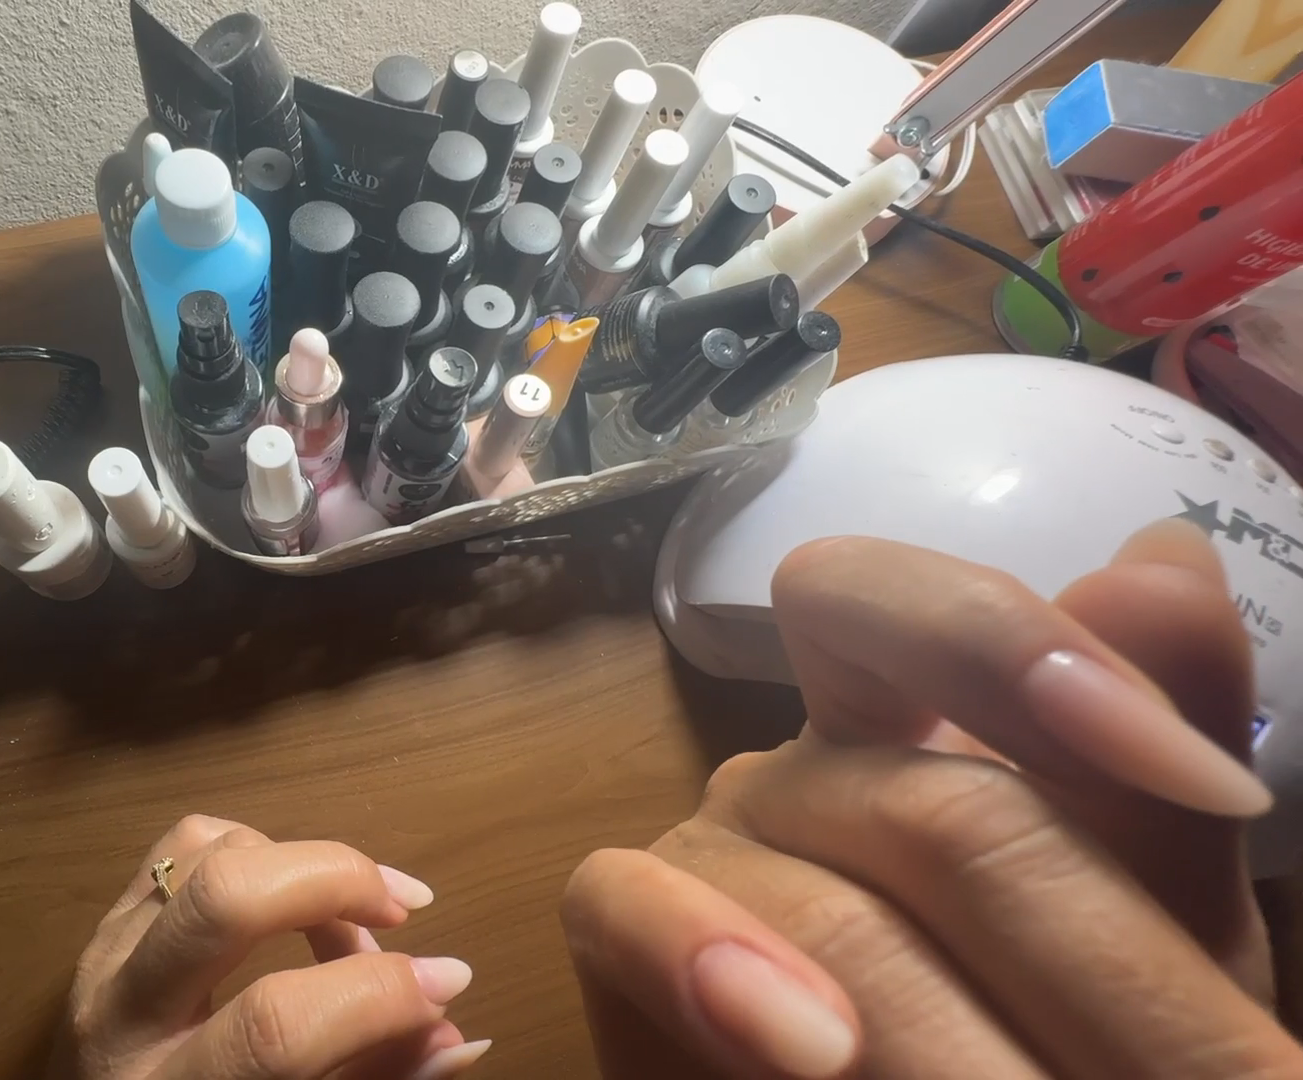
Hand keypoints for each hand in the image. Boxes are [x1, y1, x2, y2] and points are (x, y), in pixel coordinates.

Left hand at [49, 815, 488, 1079]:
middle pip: (225, 898)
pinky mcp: (111, 914)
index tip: (446, 985)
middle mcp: (120, 1013)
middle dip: (335, 880)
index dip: (376, 994)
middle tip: (401, 912)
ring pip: (212, 853)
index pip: (275, 1025)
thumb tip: (461, 1030)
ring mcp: (107, 950)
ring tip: (353, 921)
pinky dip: (254, 845)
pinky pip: (186, 839)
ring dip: (304, 866)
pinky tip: (287, 890)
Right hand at [564, 520, 1298, 1078]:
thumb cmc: (1046, 1047)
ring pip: (833, 916)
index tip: (1201, 775)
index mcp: (882, 743)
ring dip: (977, 1064)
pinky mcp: (611, 924)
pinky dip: (705, 962)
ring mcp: (690, 846)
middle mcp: (779, 777)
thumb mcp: (1145, 939)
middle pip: (931, 811)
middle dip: (1121, 992)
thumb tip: (1156, 555)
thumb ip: (1138, 782)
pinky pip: (625, 901)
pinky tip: (804, 1046)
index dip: (995, 640)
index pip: (864, 602)